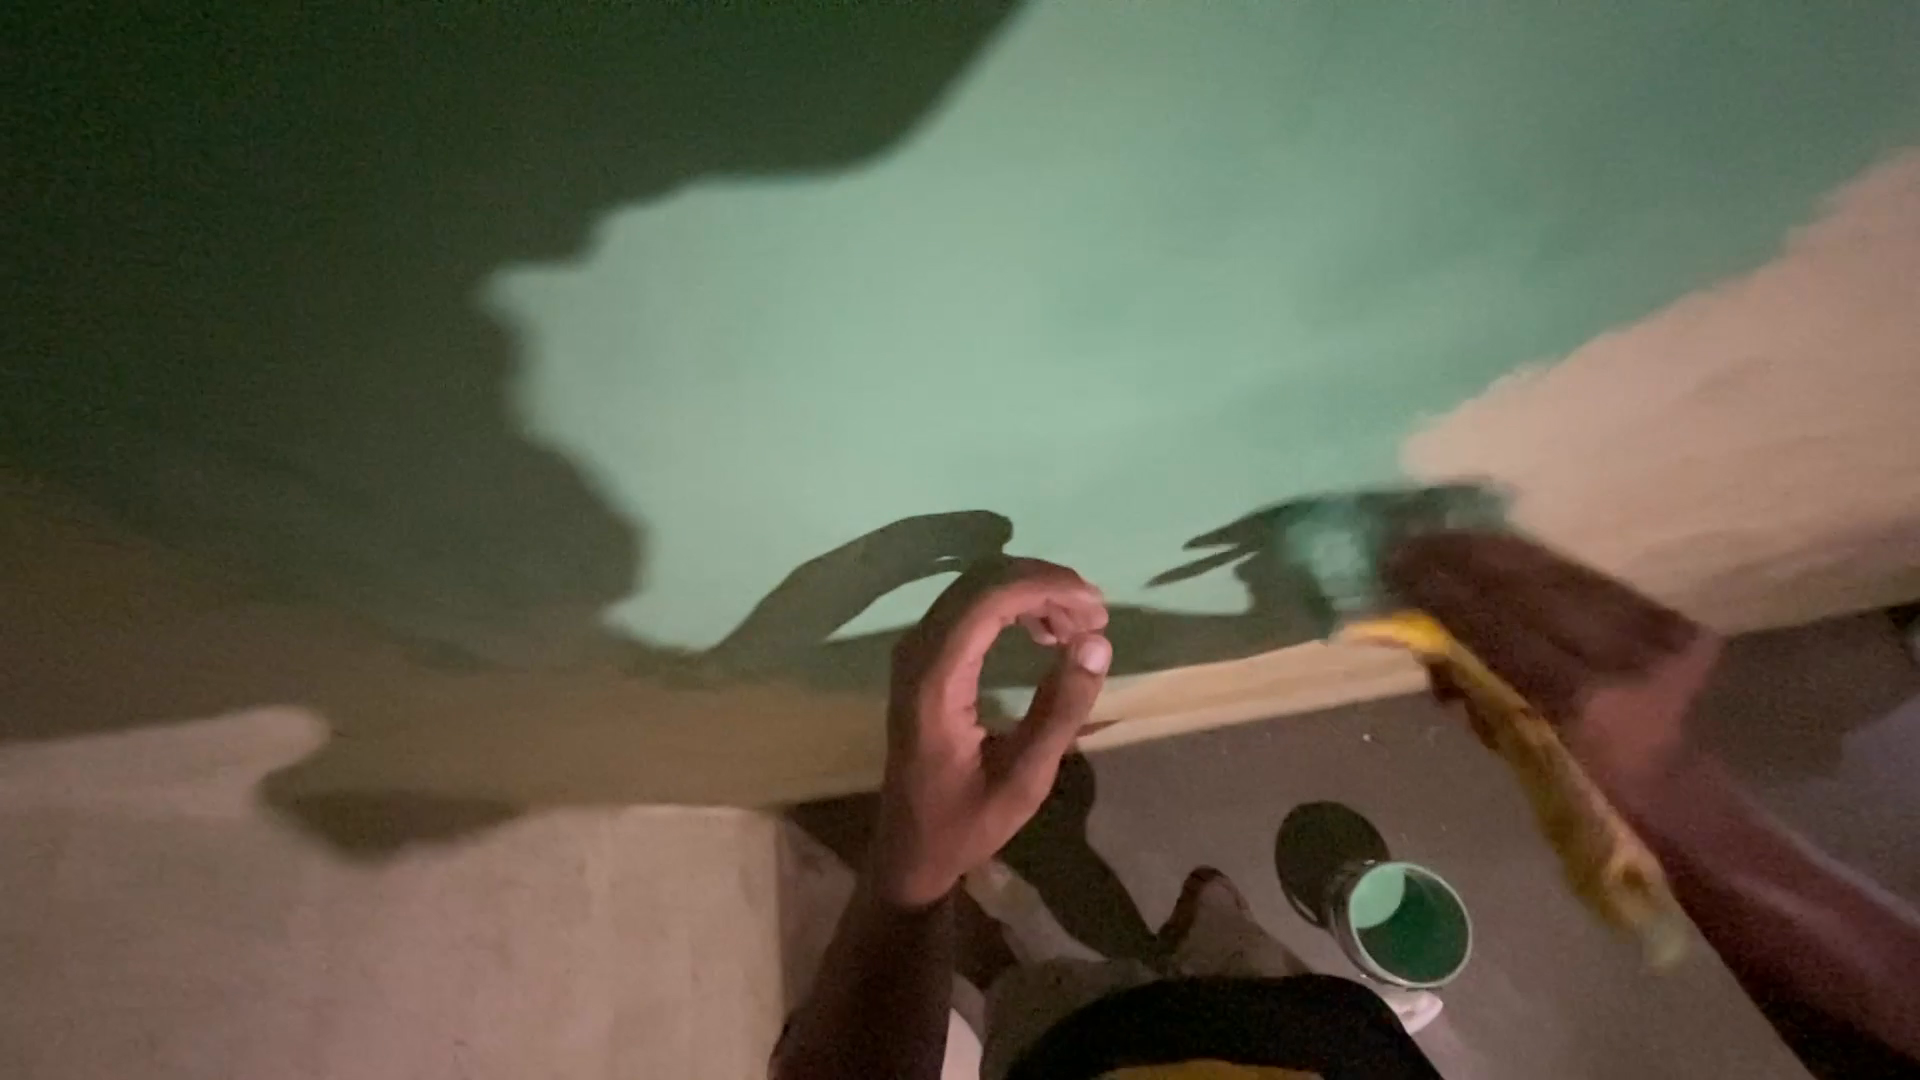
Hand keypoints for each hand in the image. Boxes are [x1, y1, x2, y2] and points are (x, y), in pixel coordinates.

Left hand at [869, 557, 1110, 907]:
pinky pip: (968, 608)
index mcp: (936, 680)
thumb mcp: (1025, 779)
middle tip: (1095, 616)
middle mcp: (917, 651)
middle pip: (981, 582)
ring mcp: (915, 650)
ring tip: (1079, 626)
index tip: (1097, 606)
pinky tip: (1045, 634)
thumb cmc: (966, 821)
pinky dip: (1011, 607)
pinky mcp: (923, 656)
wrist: (910, 846)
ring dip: (1030, 593)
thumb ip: (1060, 710)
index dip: (1045, 587)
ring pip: (975, 588)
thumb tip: (1097, 643)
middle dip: (1044, 585)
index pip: (988, 600)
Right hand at [1385, 532, 1721, 781]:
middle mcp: (1622, 662)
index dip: (1442, 591)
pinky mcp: (1675, 621)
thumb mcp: (1495, 730)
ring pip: (1557, 574)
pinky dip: (1535, 560)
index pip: (1493, 628)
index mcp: (1574, 702)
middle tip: (1415, 543)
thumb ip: (1459, 675)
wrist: (1662, 775)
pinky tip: (1494, 548)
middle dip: (1461, 561)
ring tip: (1446, 539)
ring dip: (1493, 551)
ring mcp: (1657, 637)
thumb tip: (1415, 624)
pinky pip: (1586, 576)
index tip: (1397, 565)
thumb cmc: (1559, 763)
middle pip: (1527, 590)